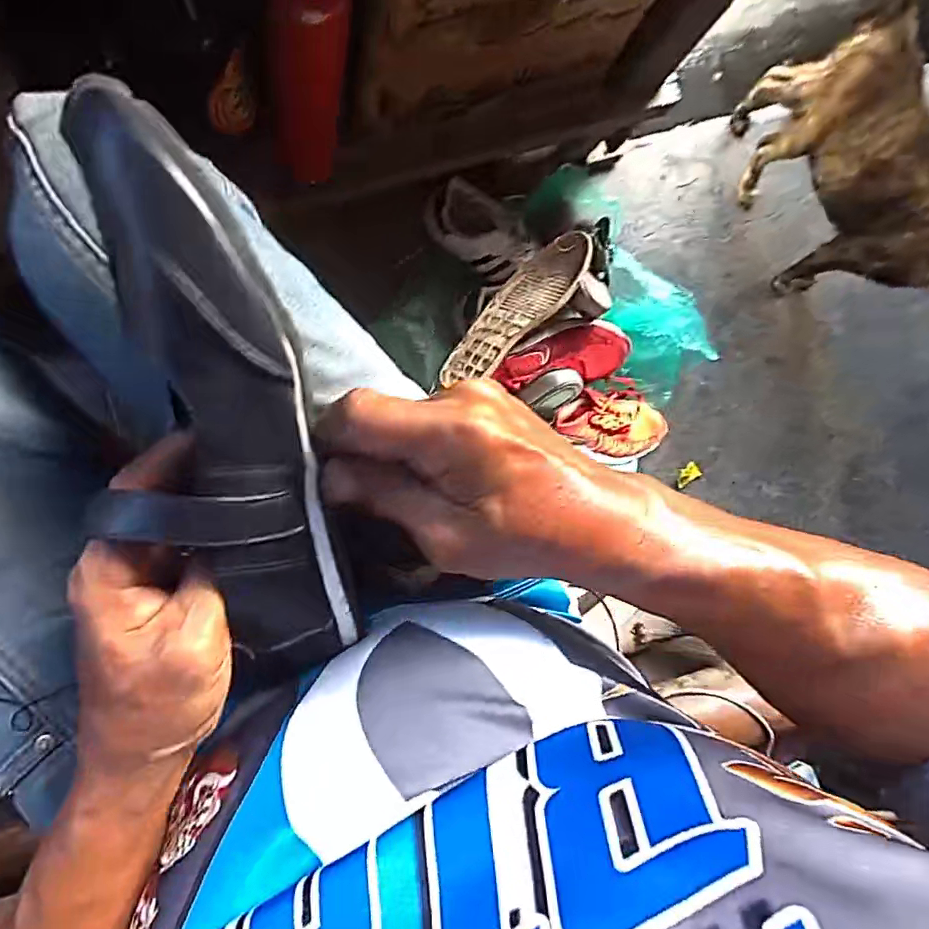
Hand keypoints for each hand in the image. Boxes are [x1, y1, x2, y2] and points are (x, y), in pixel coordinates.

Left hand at [68, 433, 232, 771]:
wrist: (142, 756)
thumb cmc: (160, 703)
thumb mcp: (196, 636)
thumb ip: (210, 574)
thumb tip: (230, 527)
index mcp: (106, 569)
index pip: (134, 493)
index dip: (170, 459)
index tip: (214, 435)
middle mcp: (110, 564)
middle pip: (149, 502)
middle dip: (193, 474)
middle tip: (244, 454)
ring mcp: (129, 579)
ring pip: (166, 524)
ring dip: (201, 503)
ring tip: (248, 479)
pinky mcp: (149, 594)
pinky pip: (177, 548)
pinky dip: (205, 531)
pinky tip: (238, 522)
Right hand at [317, 379, 649, 582]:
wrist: (599, 517)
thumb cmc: (530, 538)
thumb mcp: (447, 537)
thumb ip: (384, 498)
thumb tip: (333, 476)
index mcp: (448, 428)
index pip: (354, 411)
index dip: (329, 444)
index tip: (334, 483)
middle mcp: (459, 394)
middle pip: (378, 411)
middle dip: (365, 454)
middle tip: (378, 501)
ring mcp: (477, 390)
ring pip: (403, 415)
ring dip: (396, 451)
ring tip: (422, 495)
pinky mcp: (487, 398)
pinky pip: (430, 416)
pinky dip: (422, 445)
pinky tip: (446, 479)